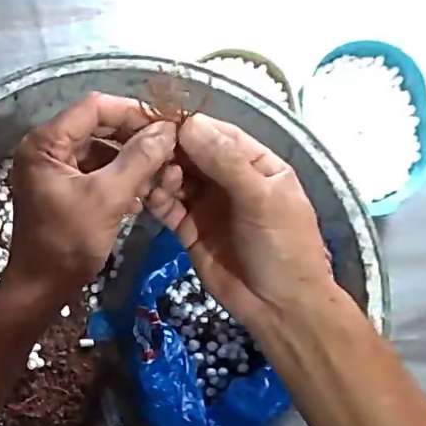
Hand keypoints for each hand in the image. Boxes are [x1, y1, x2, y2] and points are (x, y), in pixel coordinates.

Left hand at [6, 92, 170, 297]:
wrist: (40, 287)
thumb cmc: (68, 242)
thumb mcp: (108, 198)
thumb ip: (139, 159)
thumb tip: (167, 130)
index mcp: (45, 143)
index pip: (94, 107)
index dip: (133, 112)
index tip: (166, 127)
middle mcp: (44, 149)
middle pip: (98, 127)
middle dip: (134, 140)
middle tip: (167, 153)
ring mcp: (51, 170)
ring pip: (99, 151)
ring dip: (130, 162)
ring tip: (158, 178)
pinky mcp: (60, 189)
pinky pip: (94, 172)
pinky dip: (117, 179)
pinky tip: (140, 195)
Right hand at [145, 113, 330, 331]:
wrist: (277, 305)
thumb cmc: (283, 246)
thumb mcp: (261, 199)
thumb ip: (226, 162)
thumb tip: (188, 125)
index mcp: (255, 164)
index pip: (218, 134)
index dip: (190, 126)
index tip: (157, 120)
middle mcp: (228, 179)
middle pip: (192, 155)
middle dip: (168, 150)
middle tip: (142, 148)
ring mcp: (207, 204)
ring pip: (176, 179)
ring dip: (160, 174)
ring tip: (146, 175)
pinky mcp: (188, 229)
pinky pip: (167, 207)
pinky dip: (155, 199)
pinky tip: (144, 194)